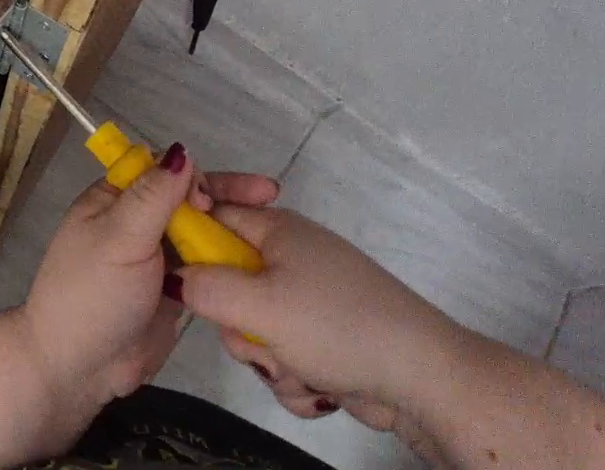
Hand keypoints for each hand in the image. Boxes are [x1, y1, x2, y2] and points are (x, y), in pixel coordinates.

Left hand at [15, 145, 279, 435]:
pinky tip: (265, 258)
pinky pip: (208, 264)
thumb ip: (153, 197)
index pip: (160, 171)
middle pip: (187, 198)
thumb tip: (181, 151)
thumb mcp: (119, 238)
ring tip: (276, 224)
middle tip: (269, 194)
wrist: (81, 366)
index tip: (217, 194)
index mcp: (114, 200)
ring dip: (234, 225)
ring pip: (201, 230)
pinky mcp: (177, 288)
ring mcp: (158, 256)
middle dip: (225, 194)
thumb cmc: (93, 293)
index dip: (191, 175)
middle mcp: (137, 222)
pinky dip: (232, 259)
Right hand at [180, 206, 465, 434]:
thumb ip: (204, 287)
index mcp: (276, 230)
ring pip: (256, 324)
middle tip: (253, 339)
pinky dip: (293, 374)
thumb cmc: (337, 327)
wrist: (429, 381)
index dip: (190, 242)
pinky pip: (286, 350)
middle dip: (235, 322)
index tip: (182, 279)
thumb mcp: (258, 305)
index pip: (211, 216)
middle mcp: (292, 256)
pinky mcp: (330, 336)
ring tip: (292, 371)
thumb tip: (175, 278)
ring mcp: (313, 297)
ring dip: (265, 357)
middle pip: (229, 280)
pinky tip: (315, 387)